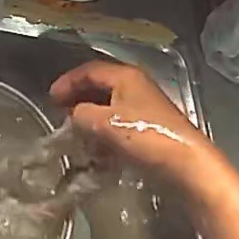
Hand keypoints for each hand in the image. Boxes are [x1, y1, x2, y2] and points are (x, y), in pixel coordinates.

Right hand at [49, 61, 220, 190]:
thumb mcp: (105, 124)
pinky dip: (104, 131)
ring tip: (74, 131)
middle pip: (99, 85)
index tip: (50, 97)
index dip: (67, 81)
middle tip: (59, 111)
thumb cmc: (146, 137)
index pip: (89, 70)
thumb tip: (74, 116)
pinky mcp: (150, 128)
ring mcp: (144, 107)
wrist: (188, 168)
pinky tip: (96, 148)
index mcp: (125, 76)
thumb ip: (82, 115)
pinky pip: (119, 123)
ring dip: (90, 116)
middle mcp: (135, 86)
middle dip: (78, 97)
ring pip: (109, 105)